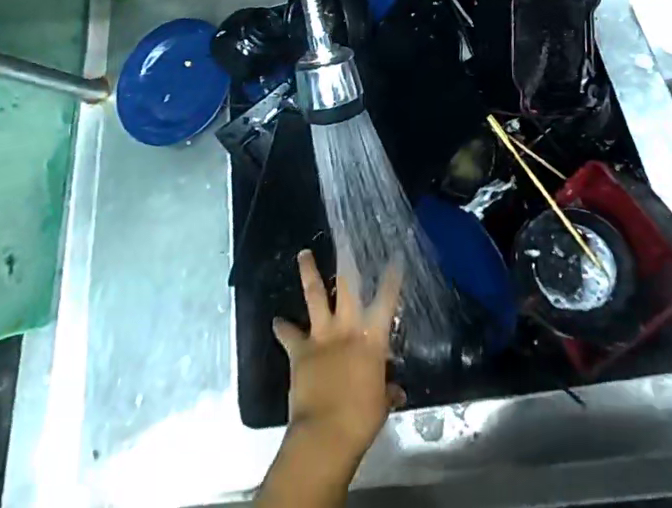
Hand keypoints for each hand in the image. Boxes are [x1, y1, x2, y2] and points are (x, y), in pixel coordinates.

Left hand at [272, 249, 405, 463]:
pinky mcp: (299, 349)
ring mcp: (321, 336)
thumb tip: (394, 389)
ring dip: (309, 273)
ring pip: (314, 295)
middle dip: (346, 260)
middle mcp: (346, 329)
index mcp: (371, 341)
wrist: (325, 432)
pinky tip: (277, 321)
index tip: (393, 258)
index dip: (390, 279)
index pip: (386, 302)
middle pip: (346, 286)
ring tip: (303, 254)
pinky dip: (283, 327)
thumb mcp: (382, 404)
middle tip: (344, 238)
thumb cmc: (361, 419)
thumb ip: (386, 390)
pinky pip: (288, 333)